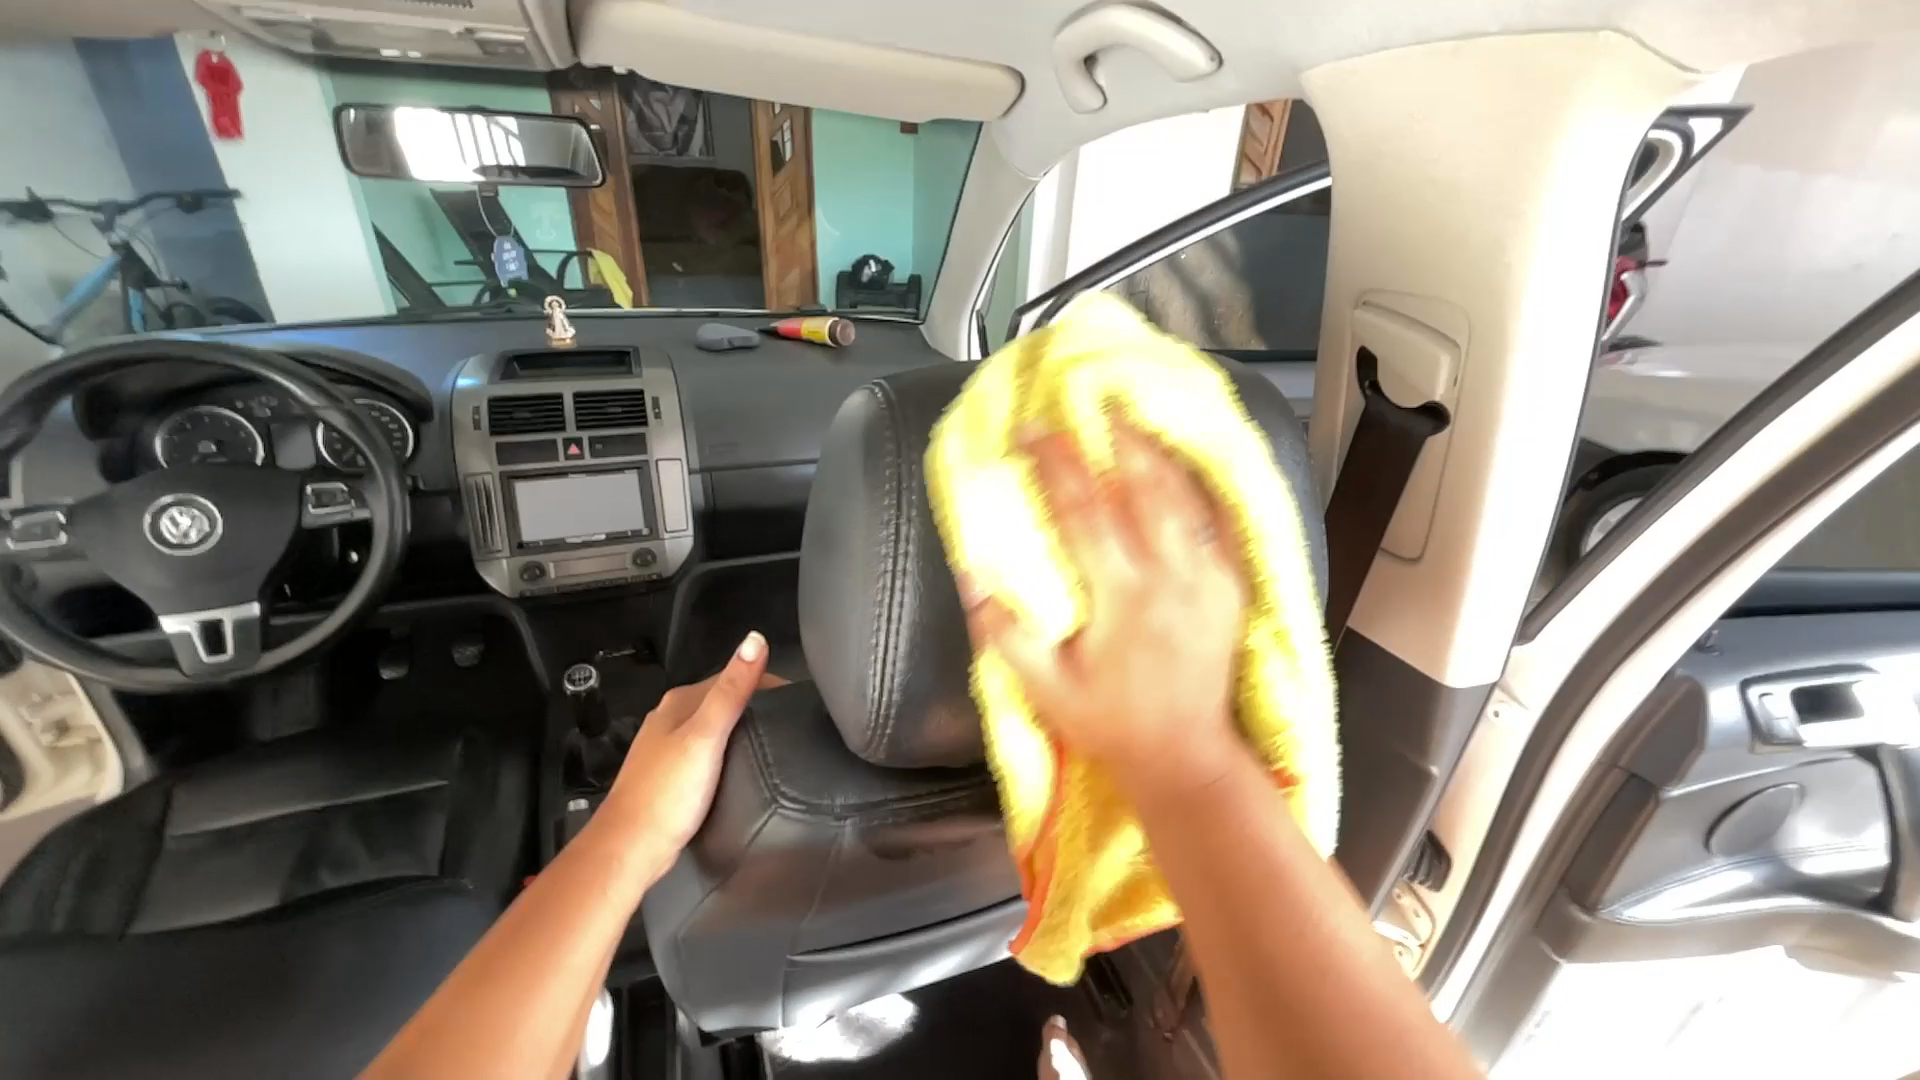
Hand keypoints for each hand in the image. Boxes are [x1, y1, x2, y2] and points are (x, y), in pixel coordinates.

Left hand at [595, 631, 783, 866]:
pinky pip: (709, 752)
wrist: (630, 851)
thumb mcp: (707, 736)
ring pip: (717, 727)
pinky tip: (744, 768)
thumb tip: (755, 639)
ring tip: (775, 746)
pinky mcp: (671, 775)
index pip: (733, 675)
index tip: (799, 700)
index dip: (768, 682)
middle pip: (725, 699)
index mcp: (680, 702)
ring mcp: (669, 748)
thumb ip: (732, 689)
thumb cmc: (667, 794)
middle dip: (758, 706)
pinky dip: (730, 752)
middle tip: (793, 724)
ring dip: (743, 730)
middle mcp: (671, 718)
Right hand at [959, 422, 1250, 801]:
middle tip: (1091, 404)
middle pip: (1143, 486)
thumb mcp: (1044, 689)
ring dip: (1155, 451)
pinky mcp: (1232, 586)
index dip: (1053, 464)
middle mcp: (1172, 576)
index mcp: (1123, 597)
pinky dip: (1195, 484)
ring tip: (1132, 419)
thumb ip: (1004, 631)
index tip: (1031, 430)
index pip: (1082, 510)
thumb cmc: (1109, 723)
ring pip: (1184, 495)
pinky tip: (1181, 464)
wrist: (1187, 758)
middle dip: (1113, 438)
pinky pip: (1216, 519)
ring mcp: (1210, 578)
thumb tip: (971, 572)